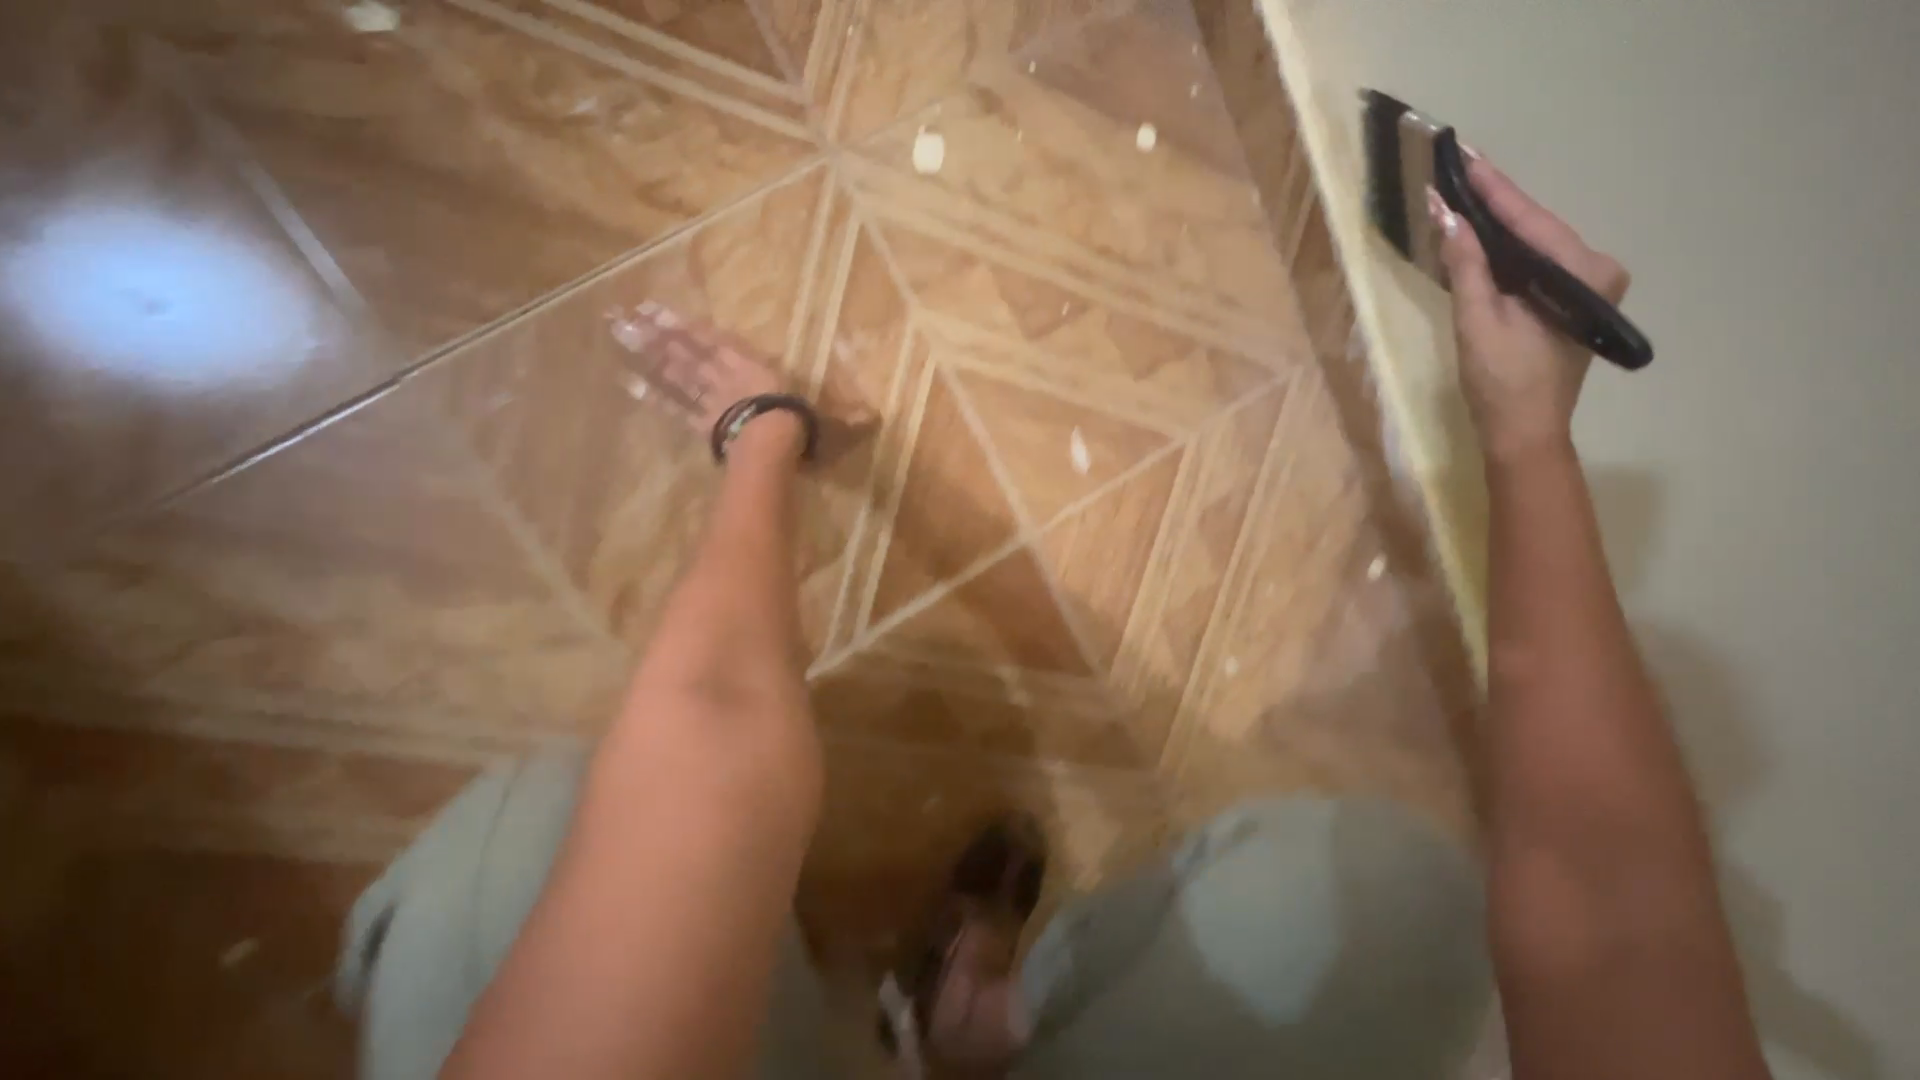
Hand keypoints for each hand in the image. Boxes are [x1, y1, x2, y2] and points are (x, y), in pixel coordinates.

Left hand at [608, 301, 876, 470]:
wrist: (778, 442)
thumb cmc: (804, 422)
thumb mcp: (831, 412)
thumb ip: (847, 411)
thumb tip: (875, 417)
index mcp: (753, 365)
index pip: (714, 341)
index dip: (685, 325)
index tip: (656, 308)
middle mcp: (726, 376)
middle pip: (685, 352)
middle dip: (654, 333)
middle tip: (621, 315)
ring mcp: (712, 400)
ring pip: (674, 373)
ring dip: (647, 354)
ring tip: (619, 336)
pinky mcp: (706, 425)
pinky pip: (676, 408)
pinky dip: (654, 396)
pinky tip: (630, 384)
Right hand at [1432, 158, 1631, 463]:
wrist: (1524, 432)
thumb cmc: (1502, 382)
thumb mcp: (1478, 321)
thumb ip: (1467, 265)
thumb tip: (1446, 215)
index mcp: (1583, 273)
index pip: (1530, 221)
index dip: (1494, 190)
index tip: (1467, 156)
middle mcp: (1597, 271)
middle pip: (1536, 228)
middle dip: (1496, 202)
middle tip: (1460, 170)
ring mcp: (1588, 286)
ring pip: (1535, 244)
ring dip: (1499, 225)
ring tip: (1464, 195)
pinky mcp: (1571, 301)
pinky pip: (1535, 264)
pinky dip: (1506, 251)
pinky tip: (1480, 235)